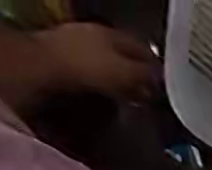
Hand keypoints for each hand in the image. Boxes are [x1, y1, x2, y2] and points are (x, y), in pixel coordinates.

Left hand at [36, 23, 159, 100]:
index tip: (169, 85)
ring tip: (134, 95)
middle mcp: (94, 32)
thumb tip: (165, 80)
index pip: (145, 49)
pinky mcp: (63, 54)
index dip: (160, 67)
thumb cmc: (92, 67)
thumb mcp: (131, 73)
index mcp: (113, 34)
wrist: (41, 64)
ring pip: (110, 61)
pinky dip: (107, 80)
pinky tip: (112, 92)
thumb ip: (150, 75)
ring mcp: (75, 41)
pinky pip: (94, 67)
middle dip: (140, 72)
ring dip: (124, 78)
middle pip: (126, 54)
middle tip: (153, 92)